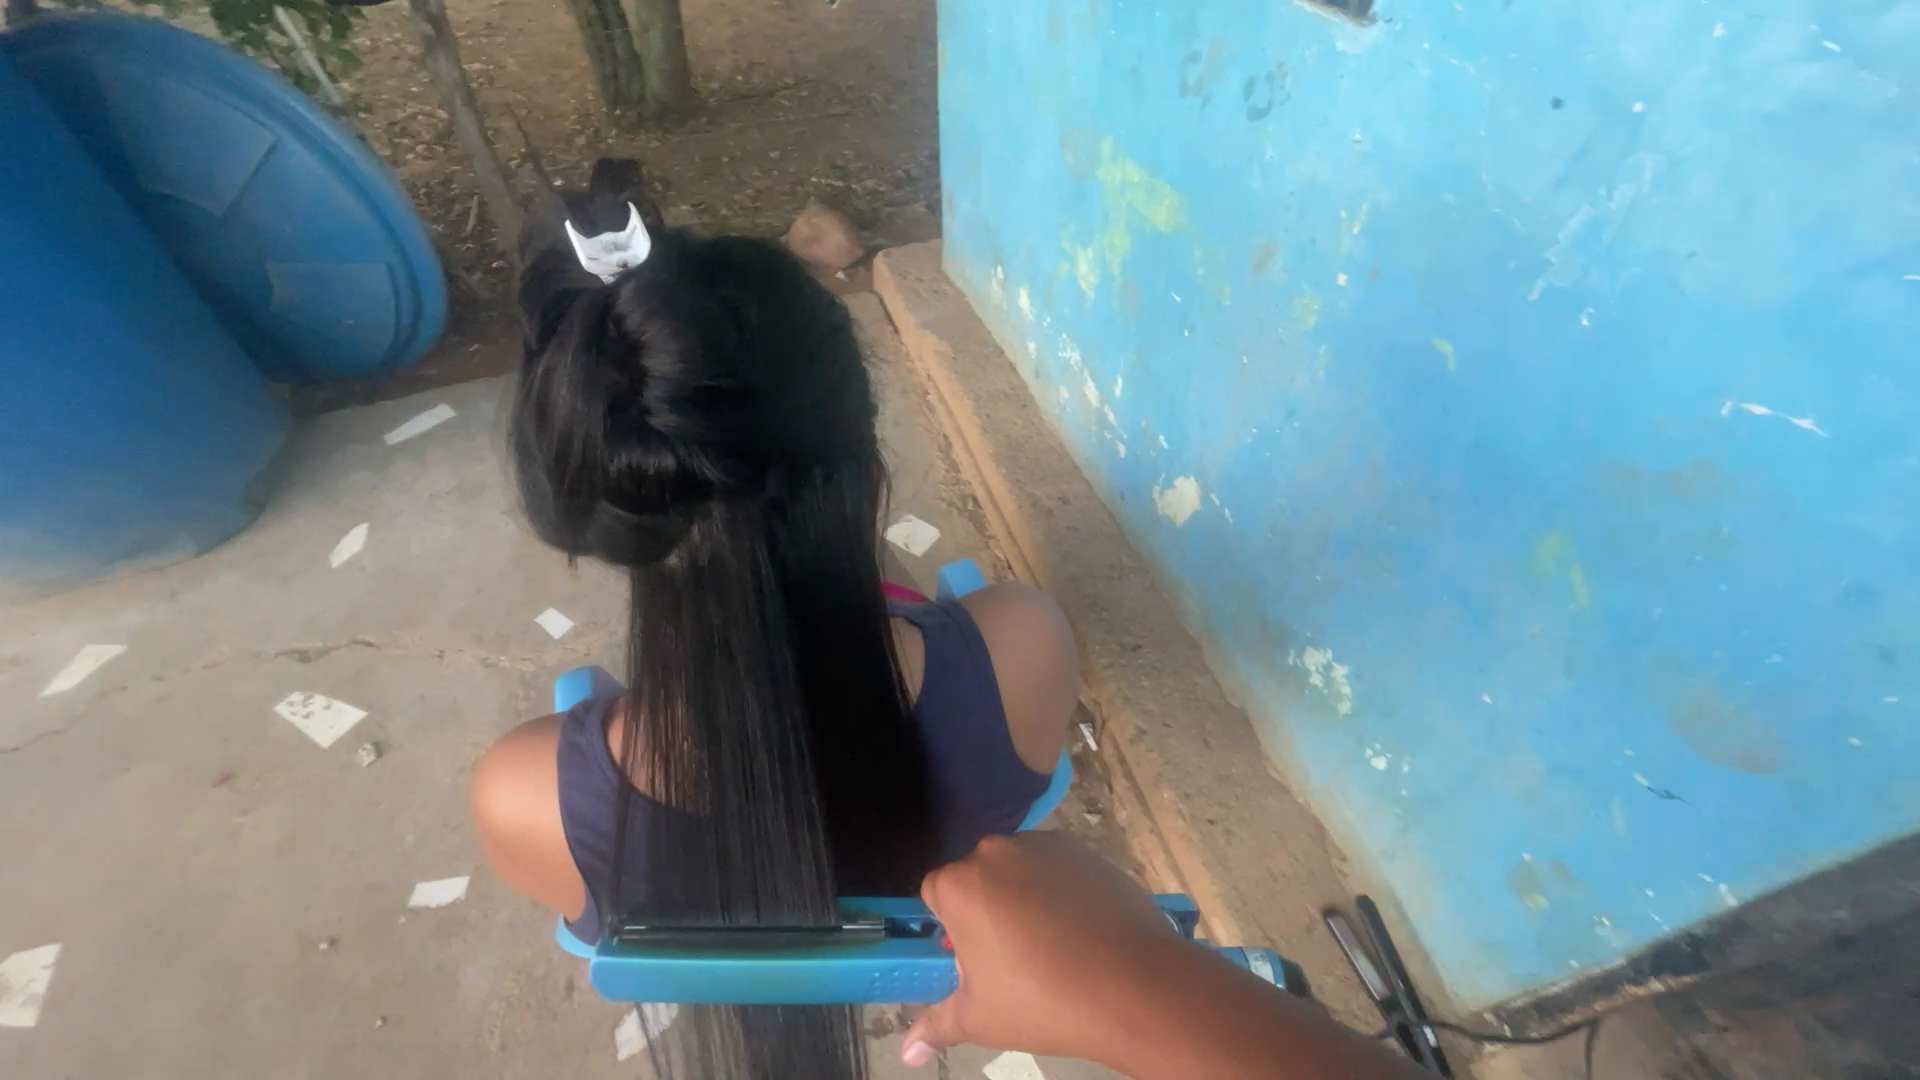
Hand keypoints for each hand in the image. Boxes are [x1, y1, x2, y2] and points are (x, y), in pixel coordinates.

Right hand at [900, 832, 1194, 1067]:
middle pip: (976, 876)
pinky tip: (1079, 926)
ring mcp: (1040, 844)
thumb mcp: (981, 1019)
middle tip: (1011, 957)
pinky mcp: (1079, 846)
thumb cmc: (1043, 1001)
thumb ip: (936, 1025)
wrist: (1132, 983)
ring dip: (1021, 894)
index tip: (971, 956)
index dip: (949, 925)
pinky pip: (1053, 864)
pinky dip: (1057, 886)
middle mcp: (994, 850)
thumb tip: (906, 1052)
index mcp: (960, 884)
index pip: (935, 893)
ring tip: (1050, 943)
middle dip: (985, 908)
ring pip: (1015, 868)